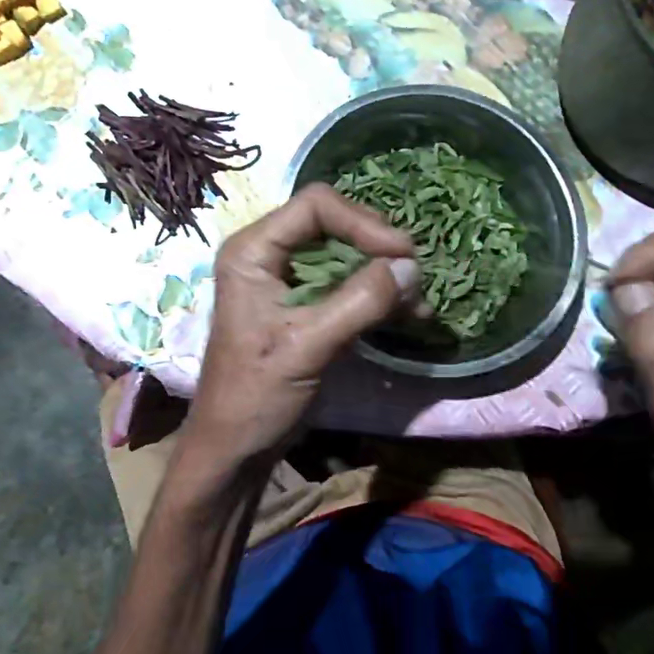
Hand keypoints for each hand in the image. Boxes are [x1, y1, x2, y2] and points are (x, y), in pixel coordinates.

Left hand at [180, 184, 418, 468]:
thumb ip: (359, 302)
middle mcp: (268, 254)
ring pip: (346, 254)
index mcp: (253, 251)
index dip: (363, 222)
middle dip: (378, 247)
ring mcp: (286, 280)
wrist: (235, 446)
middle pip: (335, 224)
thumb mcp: (308, 346)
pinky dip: (378, 296)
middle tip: (414, 277)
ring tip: (418, 303)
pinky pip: (347, 284)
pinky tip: (410, 315)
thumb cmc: (256, 395)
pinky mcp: (305, 305)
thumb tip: (411, 266)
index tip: (402, 253)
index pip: (316, 206)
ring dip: (383, 274)